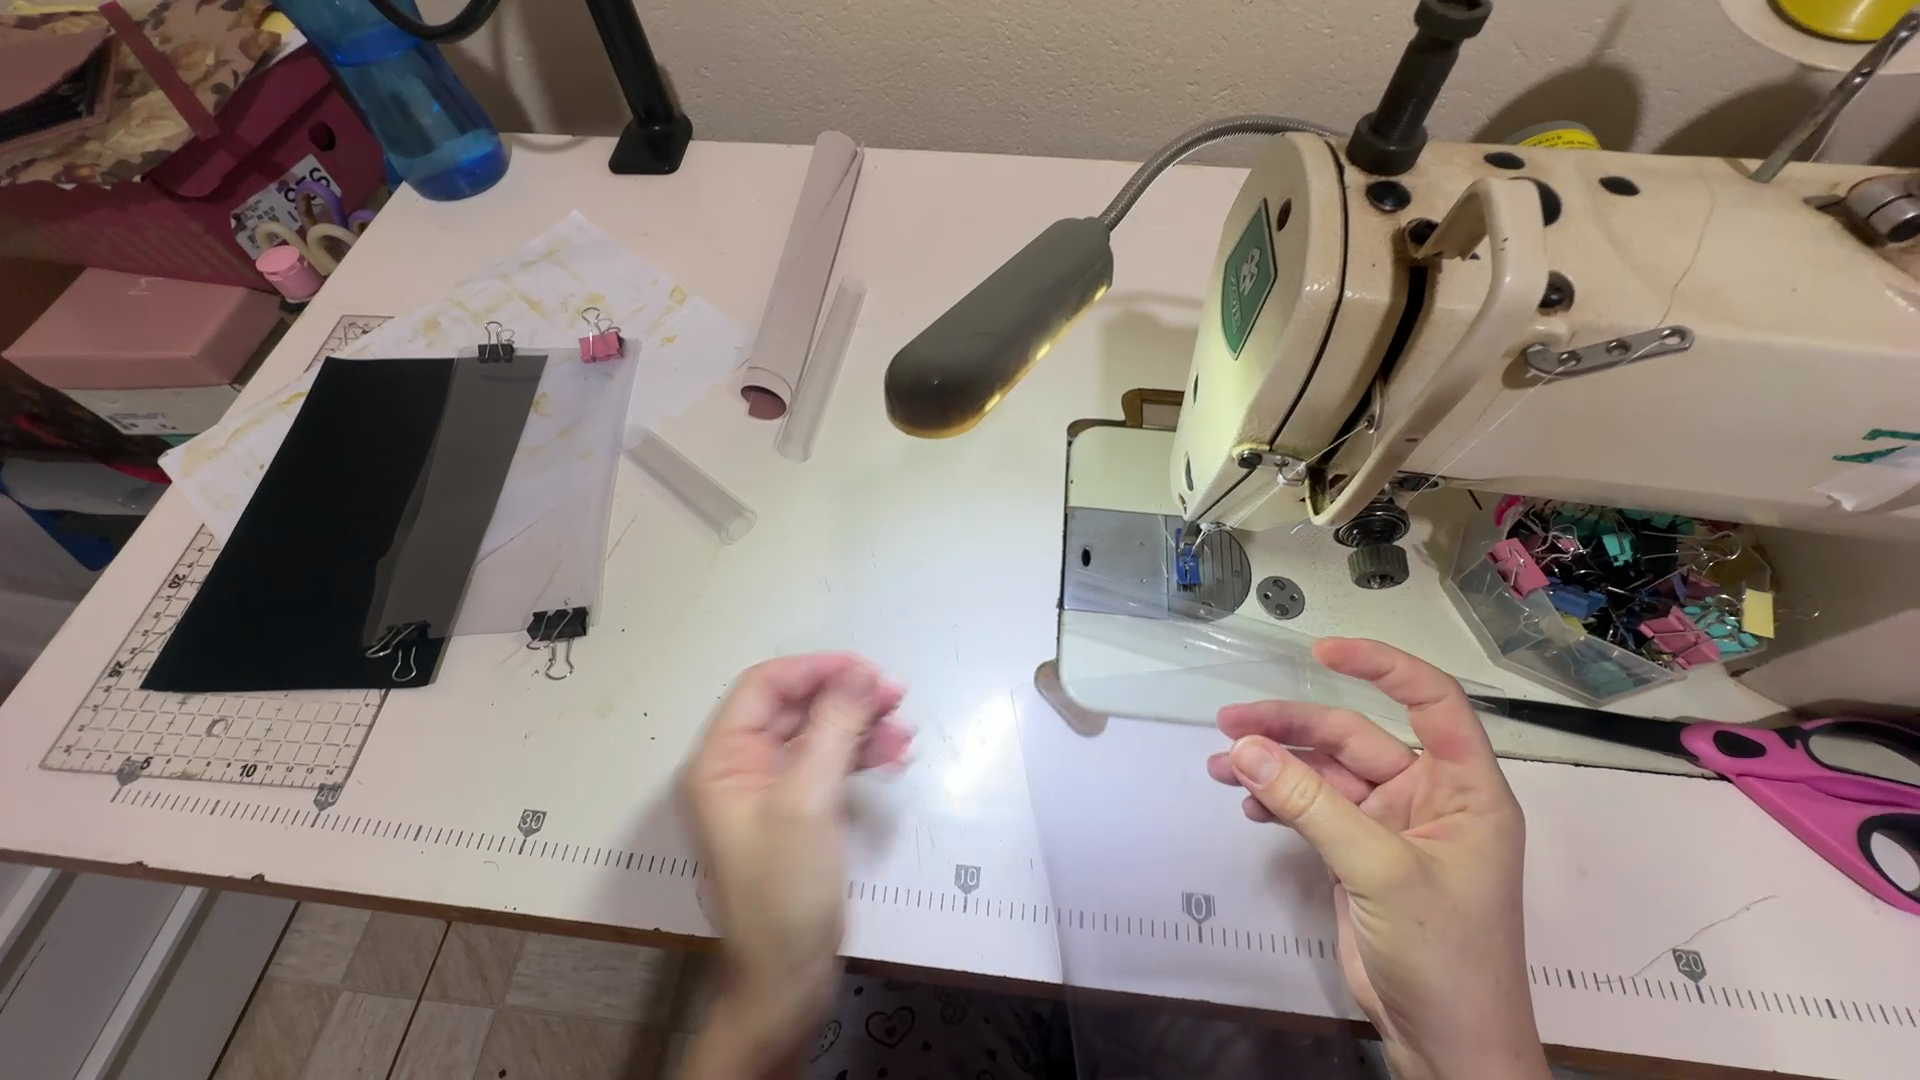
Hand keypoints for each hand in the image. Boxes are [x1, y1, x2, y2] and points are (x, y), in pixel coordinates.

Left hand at [682, 654, 911, 1076]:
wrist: (787, 981)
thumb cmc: (785, 891)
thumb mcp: (807, 803)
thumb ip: (833, 729)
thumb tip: (860, 673)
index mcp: (722, 760)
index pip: (764, 687)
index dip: (815, 671)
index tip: (867, 672)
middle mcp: (743, 767)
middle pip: (796, 707)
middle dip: (846, 698)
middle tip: (897, 696)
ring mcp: (772, 791)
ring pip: (819, 734)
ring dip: (862, 726)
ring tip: (906, 731)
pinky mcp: (800, 812)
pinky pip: (830, 765)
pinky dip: (861, 755)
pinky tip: (895, 756)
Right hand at [1206, 638, 1548, 1079]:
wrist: (1443, 1043)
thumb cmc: (1444, 952)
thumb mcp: (1380, 871)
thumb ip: (1311, 805)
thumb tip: (1243, 748)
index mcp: (1464, 788)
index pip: (1431, 701)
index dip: (1382, 666)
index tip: (1321, 650)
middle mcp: (1426, 796)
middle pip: (1351, 737)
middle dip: (1289, 727)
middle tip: (1228, 723)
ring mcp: (1386, 826)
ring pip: (1322, 773)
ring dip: (1272, 765)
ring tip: (1219, 765)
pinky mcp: (1355, 854)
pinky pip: (1309, 809)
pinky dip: (1276, 802)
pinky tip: (1247, 807)